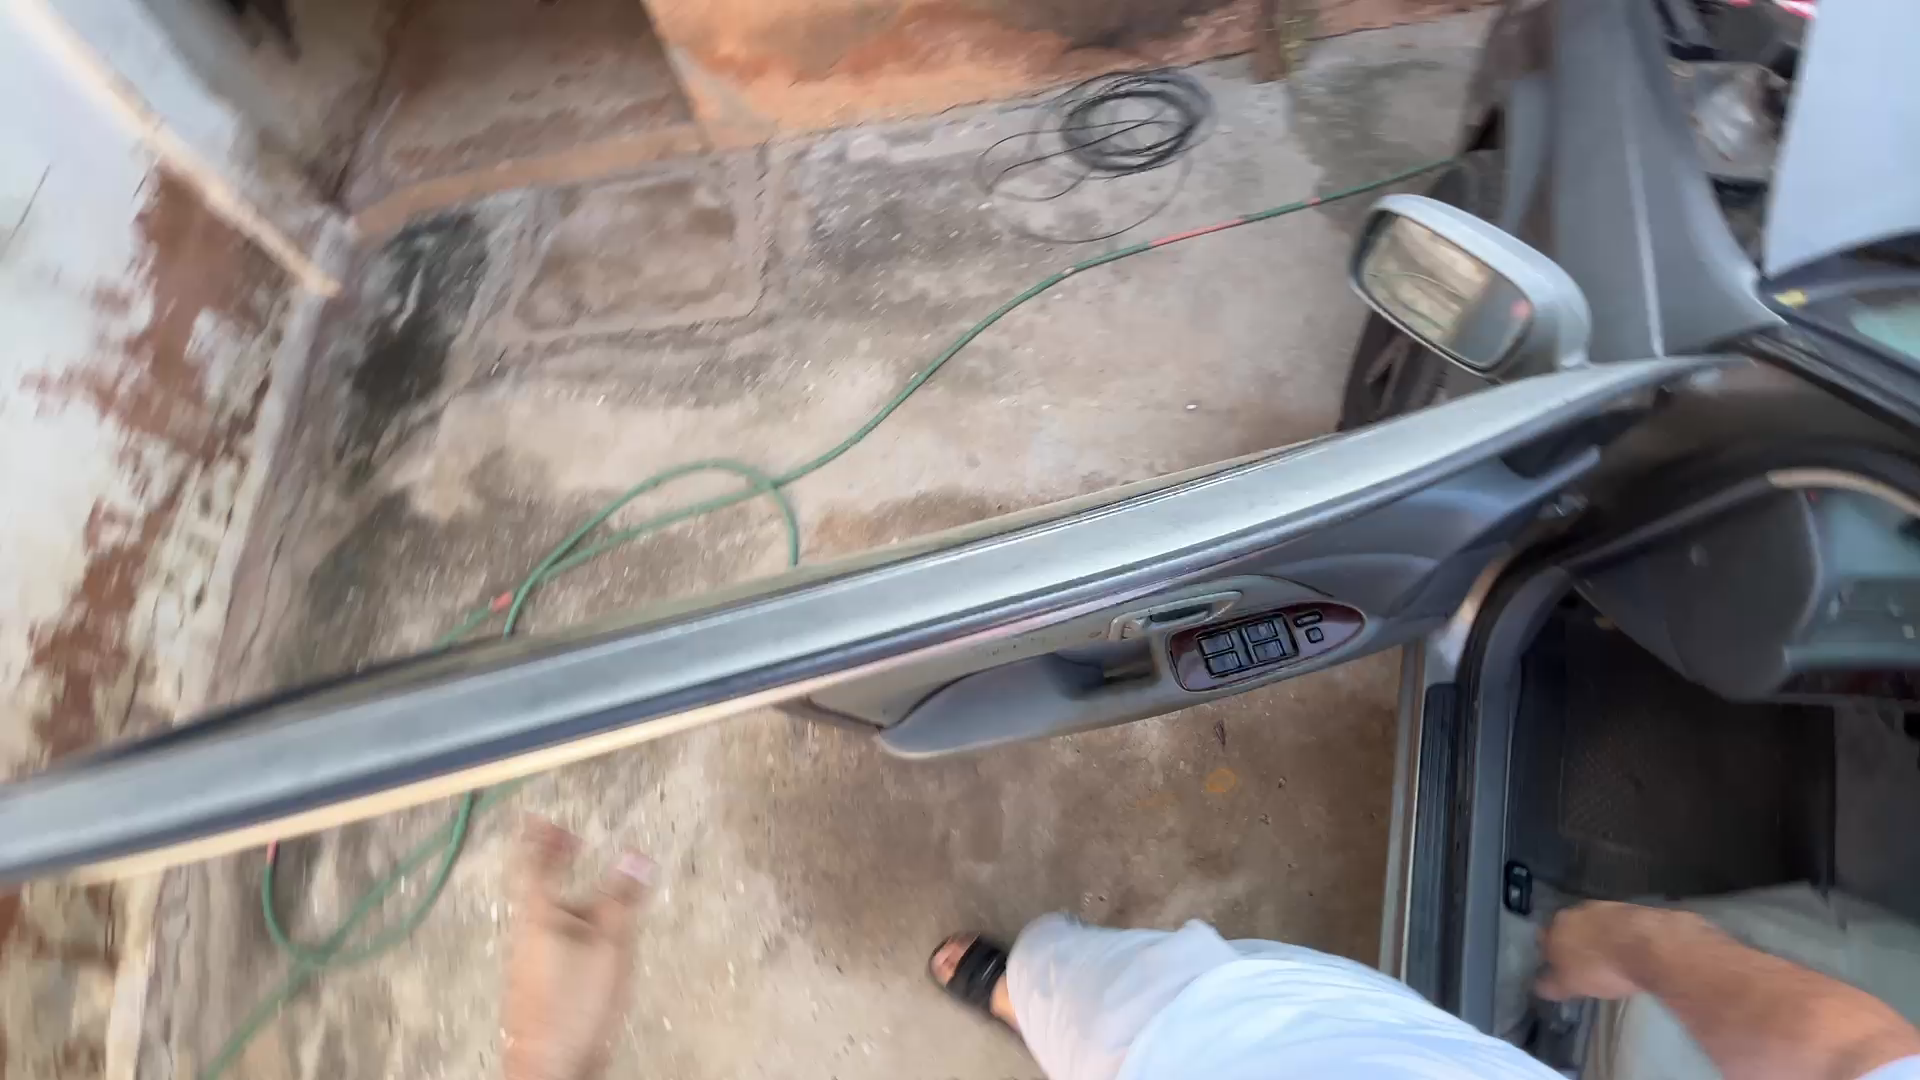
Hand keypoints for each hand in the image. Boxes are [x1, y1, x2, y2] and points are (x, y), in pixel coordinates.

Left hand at [502, 818, 653, 1079]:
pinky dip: (566, 910)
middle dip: (552, 860)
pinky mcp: (537, 981)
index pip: (534, 868)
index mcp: (540, 917)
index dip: (537, 841)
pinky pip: (551, 930)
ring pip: (546, 911)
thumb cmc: (580, 998)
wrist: (551, 1066)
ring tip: (584, 874)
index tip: (539, 817)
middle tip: (568, 837)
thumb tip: (636, 852)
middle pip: (537, 887)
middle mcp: (527, 933)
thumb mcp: (613, 942)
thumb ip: (624, 896)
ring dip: (564, 886)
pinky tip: (587, 921)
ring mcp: (529, 960)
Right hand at [1536, 900, 1670, 1001]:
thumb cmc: (1603, 967)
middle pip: (1565, 928)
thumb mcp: (1572, 984)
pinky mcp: (1627, 909)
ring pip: (1591, 923)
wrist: (1649, 946)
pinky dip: (1621, 935)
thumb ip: (1552, 984)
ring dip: (1597, 937)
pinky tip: (1633, 950)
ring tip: (1611, 956)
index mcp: (1552, 929)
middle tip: (1585, 962)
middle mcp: (1569, 914)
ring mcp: (1599, 908)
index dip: (1550, 955)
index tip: (1559, 969)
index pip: (1543, 941)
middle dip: (1571, 942)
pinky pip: (1618, 923)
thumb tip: (1538, 987)